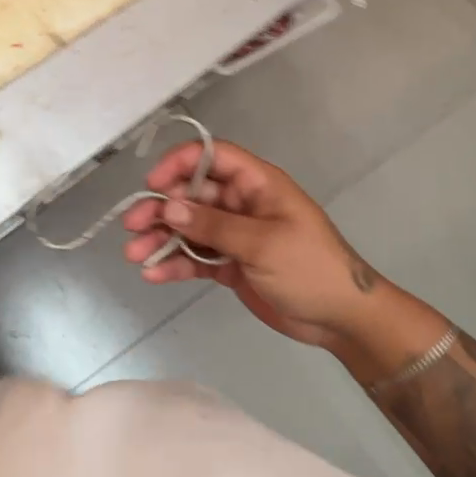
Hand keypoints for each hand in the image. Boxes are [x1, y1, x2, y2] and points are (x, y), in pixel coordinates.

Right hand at [121, 140, 381, 347]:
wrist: (342, 319)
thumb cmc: (311, 268)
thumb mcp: (262, 243)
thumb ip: (213, 225)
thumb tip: (168, 206)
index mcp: (257, 185)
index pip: (212, 158)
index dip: (179, 163)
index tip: (153, 184)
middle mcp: (241, 204)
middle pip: (190, 195)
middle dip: (159, 208)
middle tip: (132, 226)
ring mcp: (234, 235)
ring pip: (187, 228)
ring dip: (160, 238)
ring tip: (135, 255)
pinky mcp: (229, 264)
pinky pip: (194, 257)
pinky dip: (173, 264)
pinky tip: (153, 274)